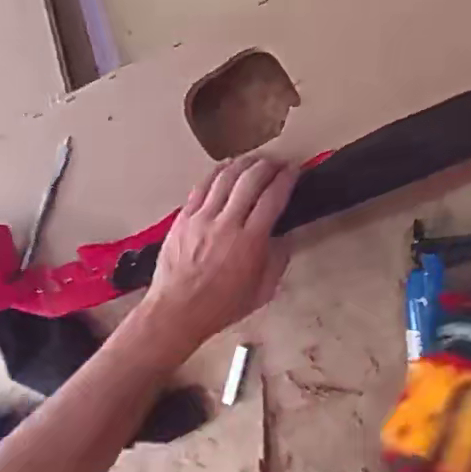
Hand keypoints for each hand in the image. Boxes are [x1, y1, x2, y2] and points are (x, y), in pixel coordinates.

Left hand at [133, 156, 299, 353]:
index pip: (273, 198)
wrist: (177, 311)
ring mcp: (202, 219)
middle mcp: (227, 224)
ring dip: (243, 164)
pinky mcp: (183, 219)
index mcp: (250, 242)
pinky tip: (225, 168)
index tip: (293, 170)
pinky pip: (201, 187)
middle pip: (250, 180)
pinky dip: (216, 173)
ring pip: (225, 178)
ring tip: (254, 161)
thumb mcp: (262, 291)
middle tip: (276, 162)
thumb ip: (277, 261)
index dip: (286, 179)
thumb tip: (284, 238)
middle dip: (267, 166)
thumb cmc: (221, 306)